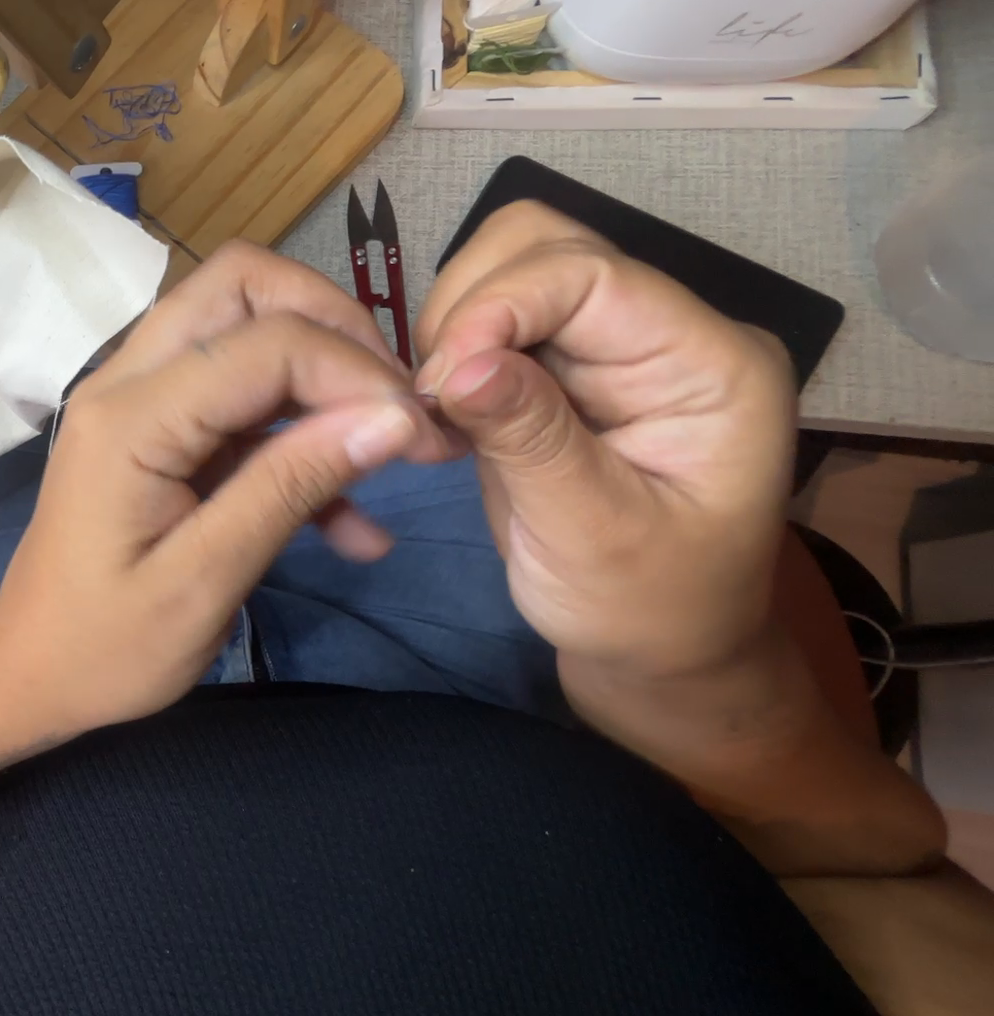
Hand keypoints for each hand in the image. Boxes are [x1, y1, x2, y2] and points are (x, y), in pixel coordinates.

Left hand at [0, 242, 448, 731]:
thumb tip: (393, 416)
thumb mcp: (204, 580)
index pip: (265, 342)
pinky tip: (349, 523)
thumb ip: (290, 487)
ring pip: (240, 334)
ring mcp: (134, 404)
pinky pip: (232, 404)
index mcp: (130, 420)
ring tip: (393, 455)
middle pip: (239, 290)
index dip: (356, 373)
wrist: (32, 674)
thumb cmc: (106, 647)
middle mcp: (124, 385)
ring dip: (320, 379)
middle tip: (394, 403)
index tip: (420, 435)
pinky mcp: (152, 435)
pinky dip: (291, 437)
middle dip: (334, 330)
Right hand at [415, 201, 796, 676]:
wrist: (649, 649)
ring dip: (447, 333)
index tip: (435, 386)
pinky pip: (478, 331)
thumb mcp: (592, 533)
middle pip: (543, 246)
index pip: (589, 274)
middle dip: (466, 308)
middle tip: (433, 397)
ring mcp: (597, 353)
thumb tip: (456, 365)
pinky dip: (442, 361)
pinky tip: (438, 419)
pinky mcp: (547, 379)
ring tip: (435, 414)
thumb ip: (532, 439)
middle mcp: (653, 335)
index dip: (495, 309)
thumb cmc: (644, 605)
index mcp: (702, 362)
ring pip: (499, 278)